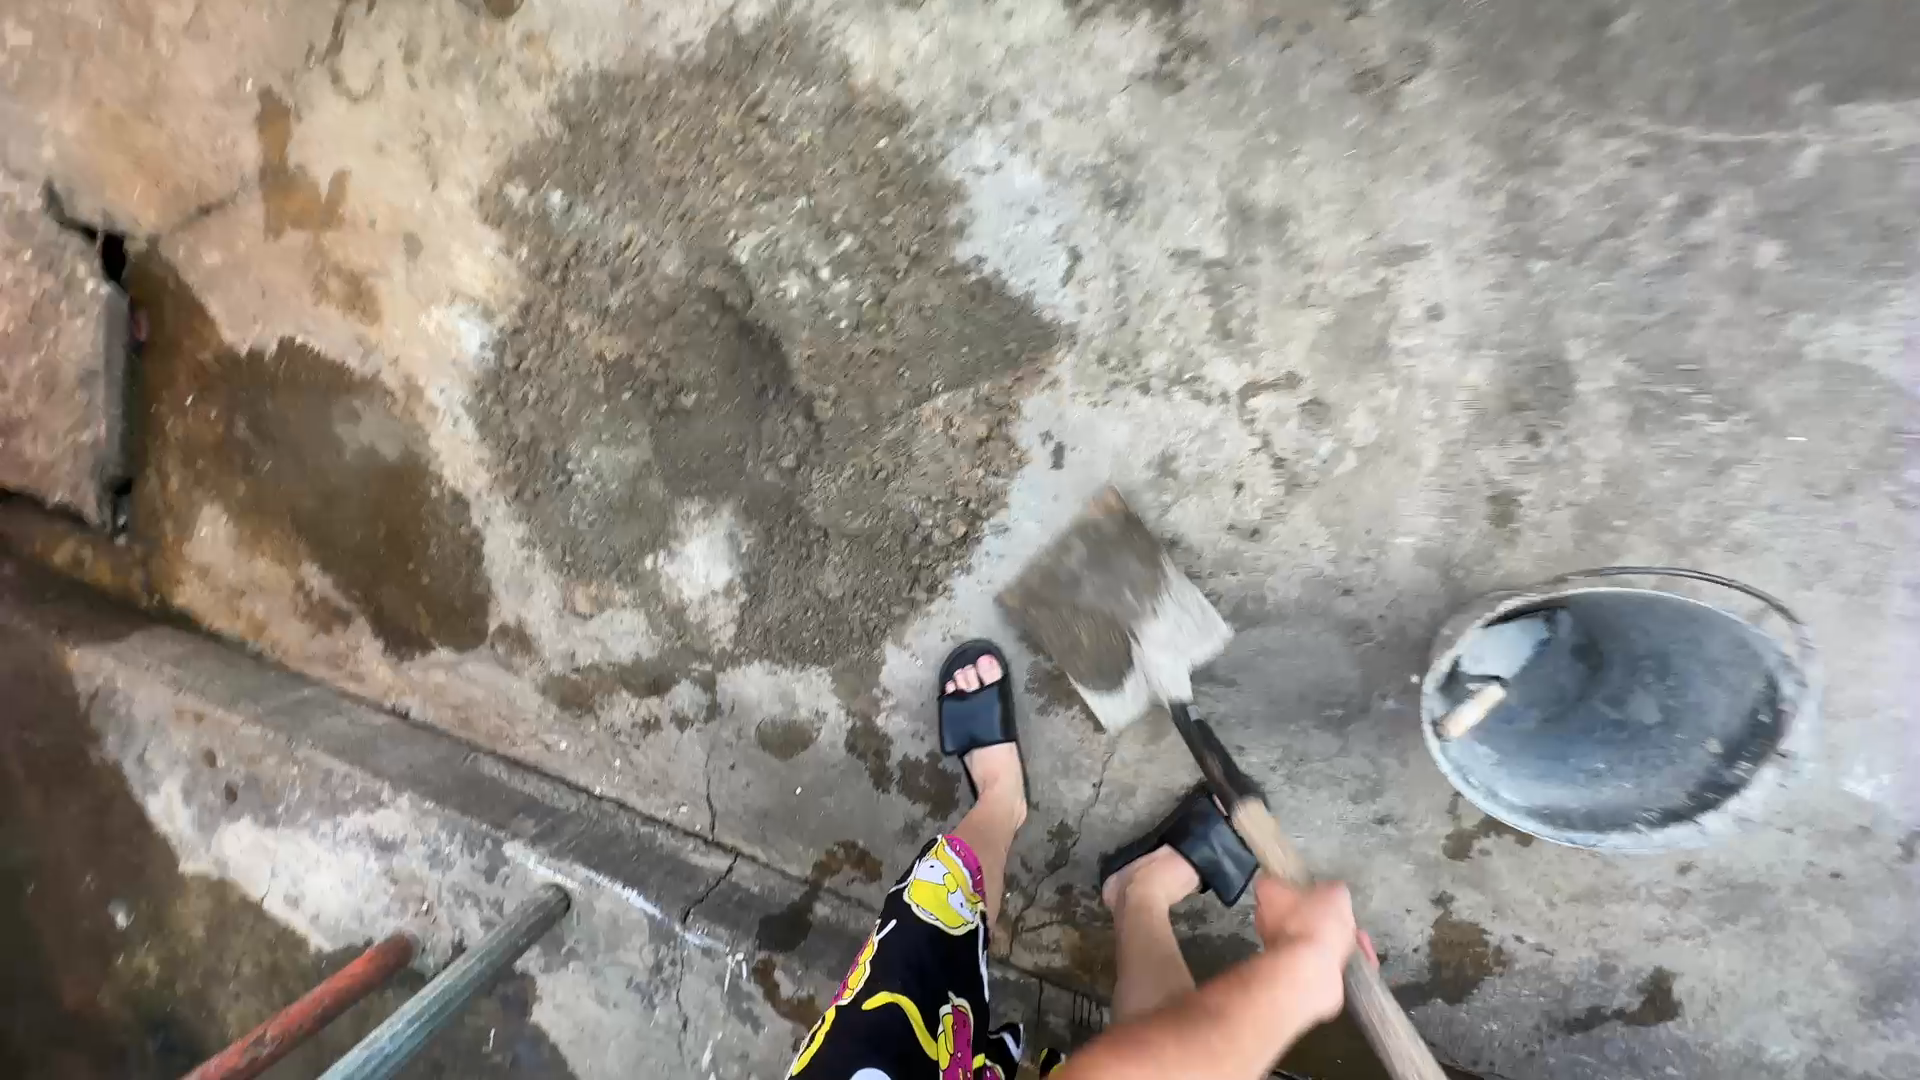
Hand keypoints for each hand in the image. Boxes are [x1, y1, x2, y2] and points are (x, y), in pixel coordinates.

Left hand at [1251, 876, 1369, 1025]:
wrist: (1308, 971)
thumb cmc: (1314, 922)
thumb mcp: (1334, 894)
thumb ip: (1334, 890)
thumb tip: (1334, 893)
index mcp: (1267, 891)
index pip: (1278, 881)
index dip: (1302, 886)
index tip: (1323, 893)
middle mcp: (1265, 917)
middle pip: (1301, 913)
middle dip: (1331, 920)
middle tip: (1351, 924)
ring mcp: (1277, 945)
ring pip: (1313, 939)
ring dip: (1339, 942)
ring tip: (1362, 948)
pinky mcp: (1292, 970)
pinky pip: (1318, 960)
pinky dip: (1338, 962)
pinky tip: (1362, 965)